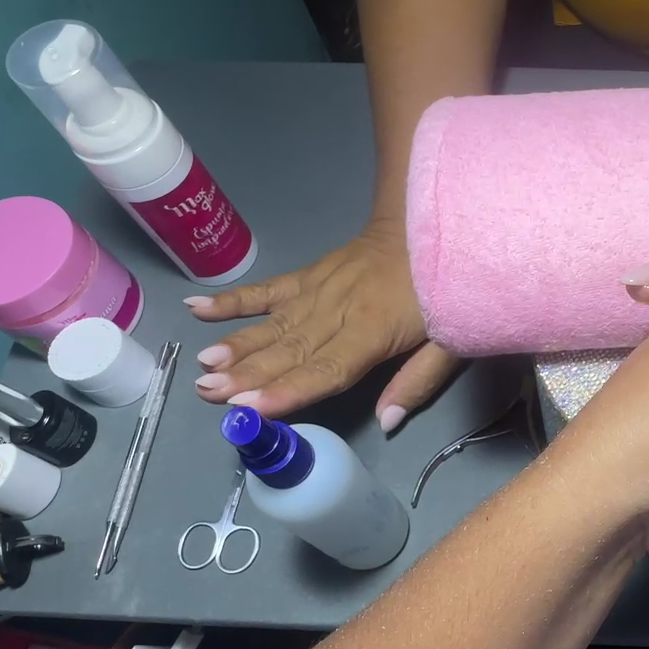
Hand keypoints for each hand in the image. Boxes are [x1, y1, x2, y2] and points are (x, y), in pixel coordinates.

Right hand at [185, 219, 458, 427]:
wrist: (431, 225)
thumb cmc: (444, 291)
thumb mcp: (451, 342)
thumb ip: (417, 382)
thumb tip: (385, 422)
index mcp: (373, 330)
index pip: (327, 368)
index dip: (289, 389)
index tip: (252, 408)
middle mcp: (338, 311)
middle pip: (290, 349)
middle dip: (248, 374)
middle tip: (210, 393)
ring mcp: (319, 289)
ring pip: (274, 323)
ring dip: (236, 345)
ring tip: (203, 365)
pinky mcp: (311, 274)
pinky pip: (269, 289)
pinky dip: (234, 299)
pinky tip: (198, 309)